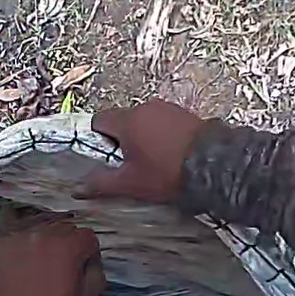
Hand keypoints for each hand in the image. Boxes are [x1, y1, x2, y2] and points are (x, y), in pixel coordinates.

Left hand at [0, 223, 104, 295]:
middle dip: (69, 247)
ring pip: (42, 233)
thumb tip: (93, 264)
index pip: (88, 236)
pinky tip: (21, 270)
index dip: (90, 254)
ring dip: (46, 246)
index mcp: (67, 248)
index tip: (83, 270)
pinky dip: (25, 250)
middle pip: (65, 230)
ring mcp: (18, 238)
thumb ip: (96, 278)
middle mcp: (43, 235)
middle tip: (63, 270)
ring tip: (40, 270)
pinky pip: (20, 240)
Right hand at [82, 100, 208, 202]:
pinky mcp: (186, 114)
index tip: (105, 156)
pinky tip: (170, 154)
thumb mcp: (130, 183)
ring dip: (142, 137)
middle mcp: (145, 107)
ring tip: (152, 161)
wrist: (214, 165)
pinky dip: (161, 135)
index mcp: (127, 120)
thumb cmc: (166, 173)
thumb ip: (102, 183)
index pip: (99, 120)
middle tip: (128, 163)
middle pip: (122, 120)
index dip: (97, 138)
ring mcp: (168, 108)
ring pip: (144, 121)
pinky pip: (163, 122)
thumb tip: (80, 187)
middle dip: (121, 139)